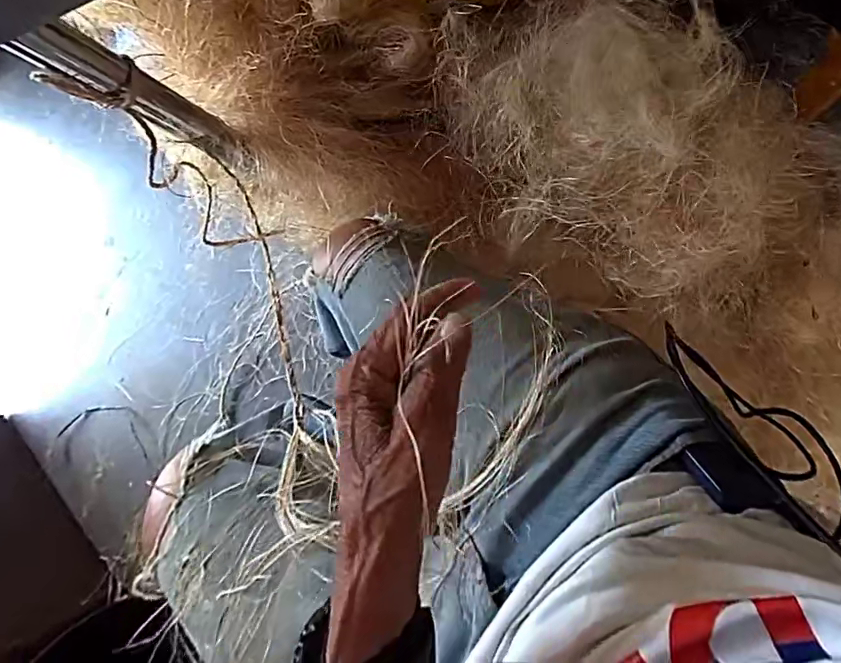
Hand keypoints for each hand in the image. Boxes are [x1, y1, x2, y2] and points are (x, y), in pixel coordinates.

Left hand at [329, 278, 475, 662]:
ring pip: (409, 353)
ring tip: (468, 327)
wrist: (379, 552)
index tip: (476, 288)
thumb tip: (456, 320)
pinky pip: (411, 375)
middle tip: (478, 305)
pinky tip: (451, 367)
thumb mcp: (426, 427)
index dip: (440, 298)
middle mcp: (361, 377)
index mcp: (362, 374)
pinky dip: (434, 364)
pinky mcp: (382, 414)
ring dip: (438, 338)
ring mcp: (370, 396)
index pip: (404, 318)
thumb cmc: (399, 492)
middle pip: (404, 331)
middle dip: (439, 314)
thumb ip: (440, 371)